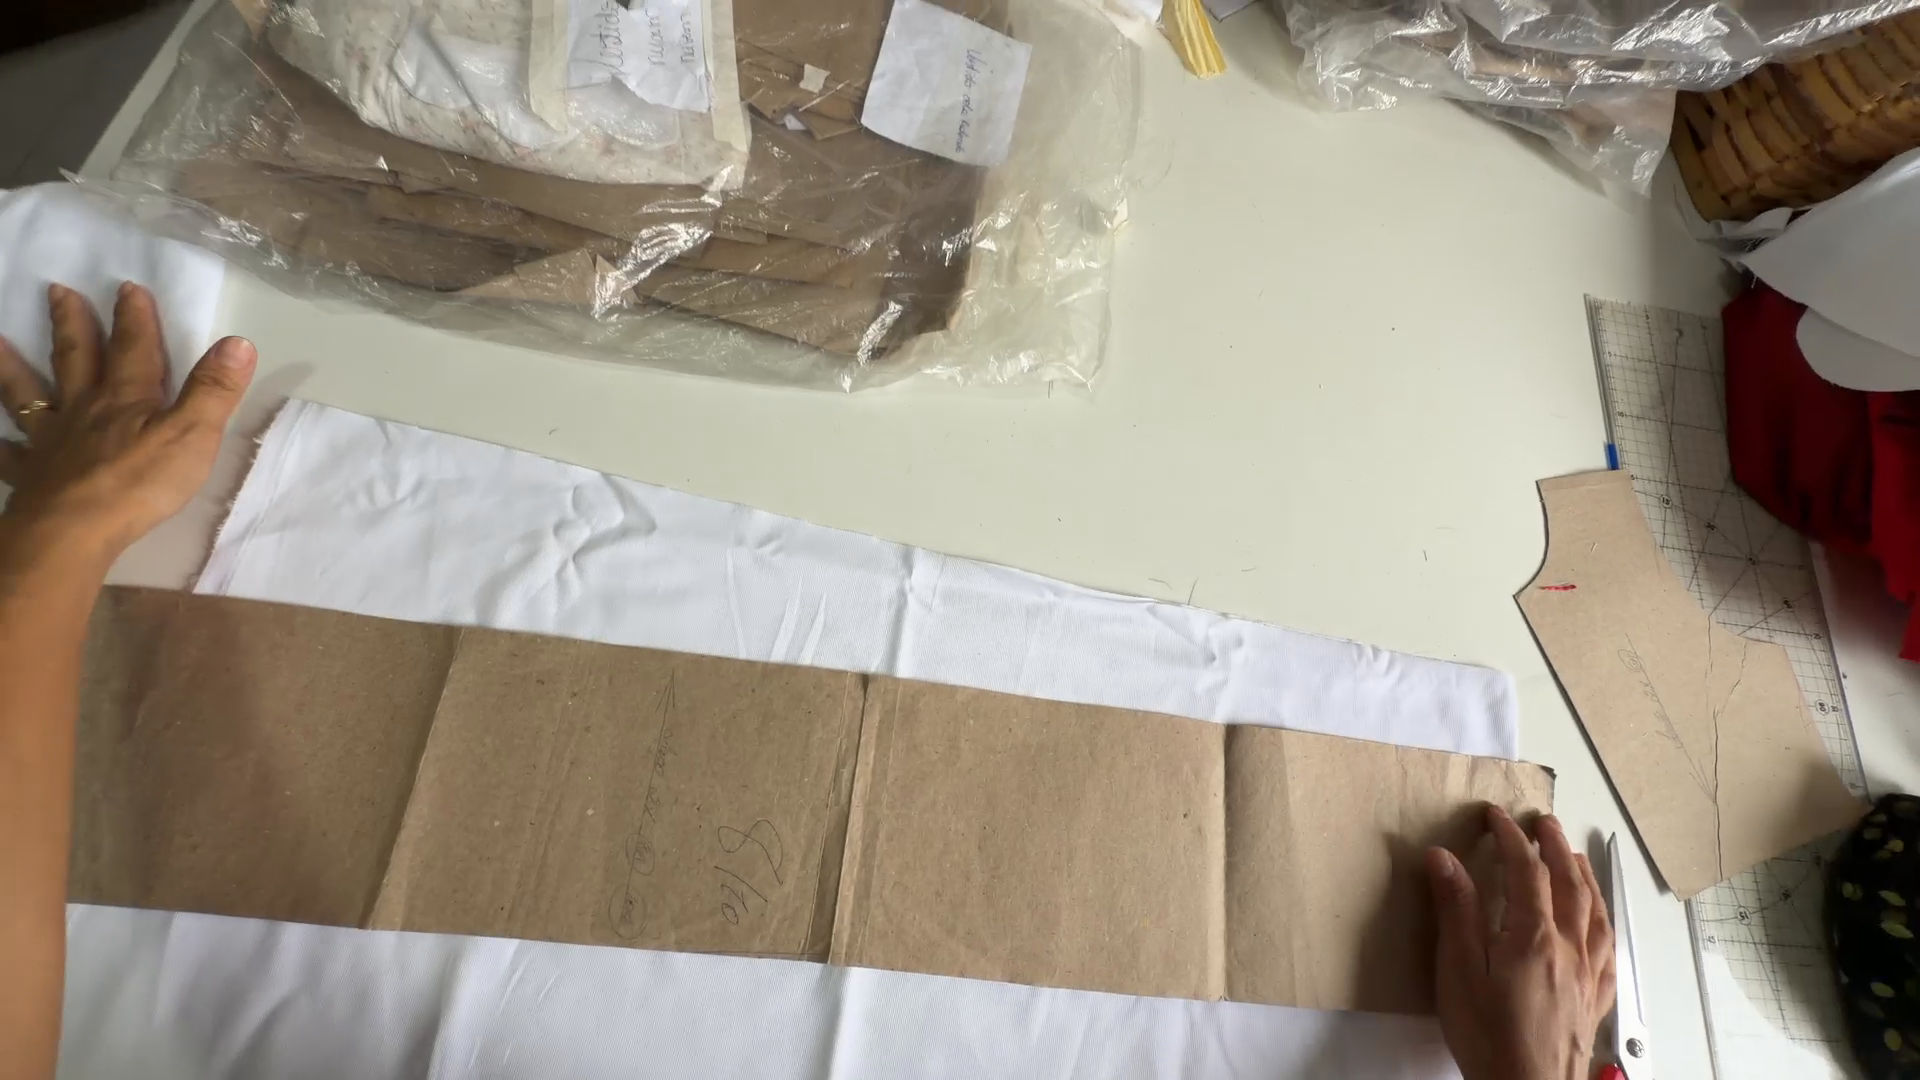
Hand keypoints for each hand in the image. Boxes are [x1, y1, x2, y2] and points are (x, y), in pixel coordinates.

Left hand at [0, 282, 255, 564]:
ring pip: (30, 393)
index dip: (135, 320)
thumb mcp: (195, 432)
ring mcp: (52, 438)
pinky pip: (10, 451)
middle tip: (59, 291)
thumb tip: (238, 343)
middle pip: (79, 359)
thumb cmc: (143, 479)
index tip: (129, 288)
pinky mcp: (34, 471)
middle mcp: (85, 409)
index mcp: (128, 399)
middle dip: (75, 325)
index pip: (136, 351)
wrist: (76, 525)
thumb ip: (214, 390)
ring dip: (13, 366)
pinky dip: (1, 440)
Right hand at [1426, 807, 1615, 1079]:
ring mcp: (1586, 976)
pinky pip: (1606, 948)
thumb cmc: (1485, 1031)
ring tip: (1575, 855)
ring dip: (1585, 877)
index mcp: (1533, 937)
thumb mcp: (1456, 967)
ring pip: (1595, 914)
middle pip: (1570, 886)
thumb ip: (1455, 909)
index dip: (1511, 837)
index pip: (1526, 872)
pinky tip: (1596, 919)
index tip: (1495, 814)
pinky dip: (1602, 920)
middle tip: (1544, 821)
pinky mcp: (1593, 1000)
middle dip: (1556, 848)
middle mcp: (1568, 950)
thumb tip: (1443, 856)